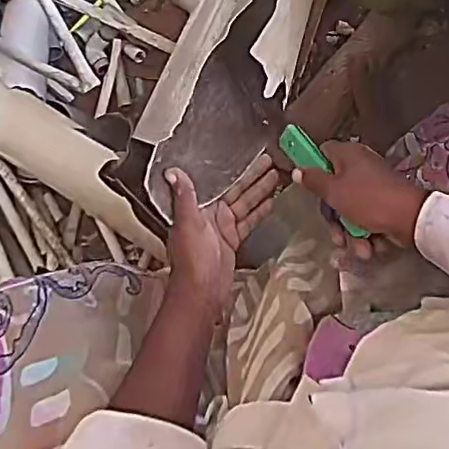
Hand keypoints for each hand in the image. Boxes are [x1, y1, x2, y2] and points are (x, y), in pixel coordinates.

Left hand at [162, 158, 280, 318]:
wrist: (201, 293)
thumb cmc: (192, 259)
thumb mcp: (188, 224)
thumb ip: (184, 197)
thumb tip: (172, 172)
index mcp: (199, 206)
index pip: (219, 181)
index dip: (233, 168)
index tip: (246, 155)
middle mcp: (210, 213)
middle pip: (235, 189)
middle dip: (252, 175)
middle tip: (269, 160)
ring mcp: (223, 226)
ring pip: (245, 203)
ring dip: (260, 190)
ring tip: (276, 175)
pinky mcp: (233, 240)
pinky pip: (248, 221)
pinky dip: (260, 211)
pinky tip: (272, 201)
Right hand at [294, 141, 427, 256]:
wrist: (412, 219)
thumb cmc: (368, 199)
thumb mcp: (333, 192)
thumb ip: (313, 181)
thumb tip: (297, 170)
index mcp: (347, 154)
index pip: (321, 153)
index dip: (313, 170)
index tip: (310, 189)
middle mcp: (360, 164)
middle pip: (333, 187)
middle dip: (334, 217)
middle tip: (337, 233)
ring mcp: (373, 183)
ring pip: (349, 207)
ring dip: (350, 231)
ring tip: (359, 249)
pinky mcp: (384, 201)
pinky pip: (366, 215)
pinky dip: (366, 232)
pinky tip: (370, 247)